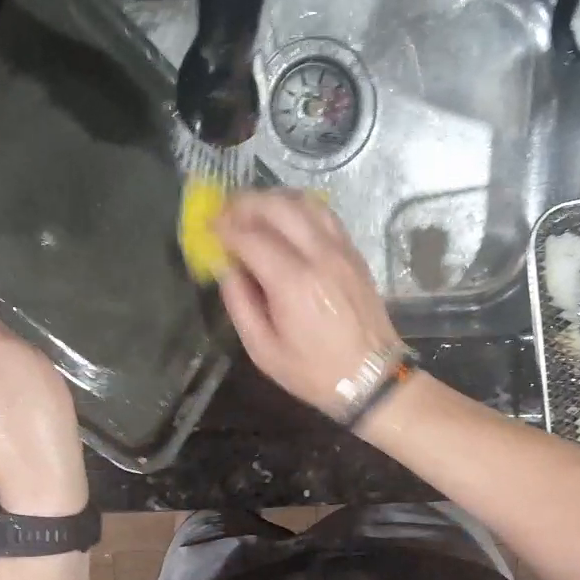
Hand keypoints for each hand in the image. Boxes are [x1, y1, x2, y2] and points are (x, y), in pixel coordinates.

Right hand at [215, 191, 403, 419]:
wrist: (372, 378)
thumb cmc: (314, 372)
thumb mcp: (264, 351)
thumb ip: (240, 305)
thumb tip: (226, 268)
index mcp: (293, 283)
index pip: (250, 236)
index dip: (223, 228)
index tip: (207, 229)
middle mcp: (319, 256)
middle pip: (277, 206)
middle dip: (244, 204)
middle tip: (225, 214)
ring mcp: (341, 250)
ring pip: (304, 202)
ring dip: (272, 201)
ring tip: (253, 214)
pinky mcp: (354, 253)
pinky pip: (324, 215)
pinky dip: (299, 209)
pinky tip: (285, 222)